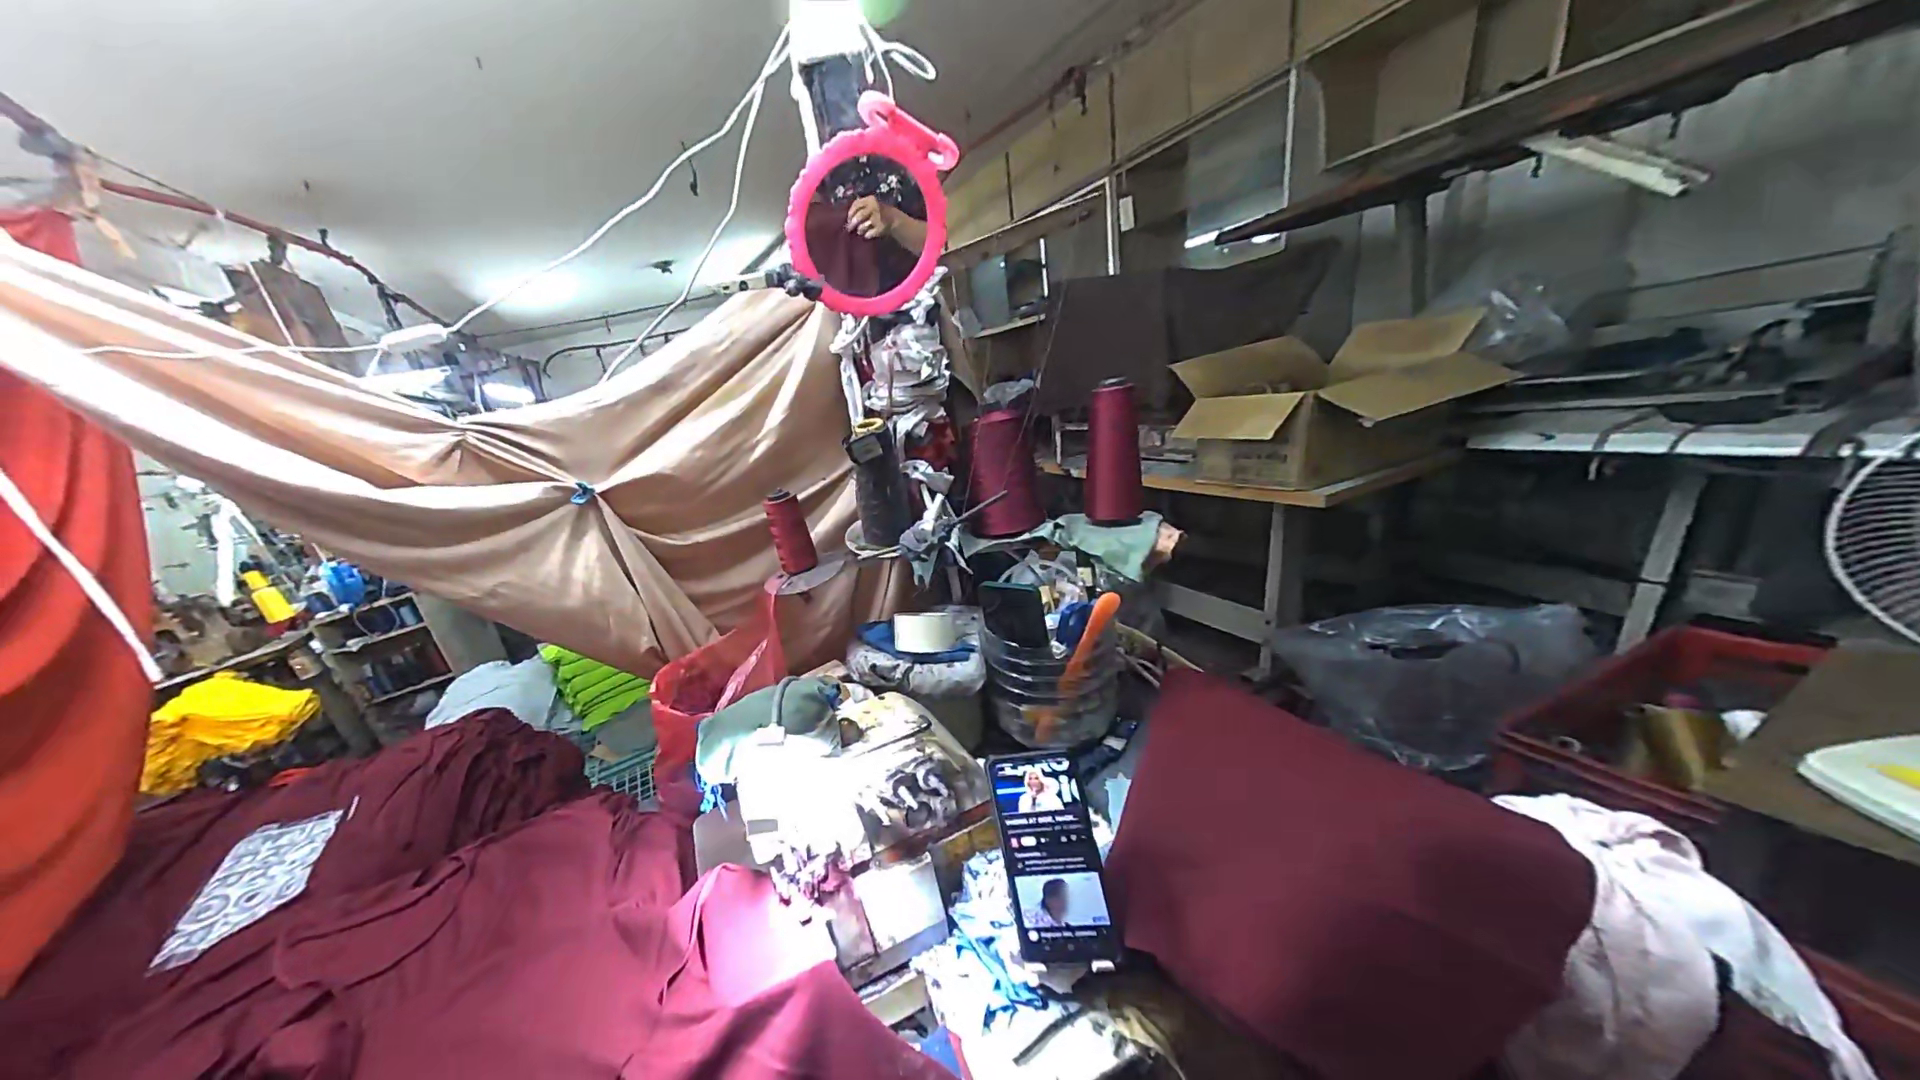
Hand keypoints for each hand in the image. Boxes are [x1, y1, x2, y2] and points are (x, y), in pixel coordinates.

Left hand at [847, 196, 892, 239]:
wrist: (894, 219)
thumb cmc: (877, 212)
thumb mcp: (869, 205)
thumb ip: (860, 207)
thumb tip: (848, 219)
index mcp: (870, 199)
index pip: (856, 204)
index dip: (851, 212)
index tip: (848, 219)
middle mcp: (874, 207)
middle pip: (860, 216)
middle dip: (853, 223)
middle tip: (849, 229)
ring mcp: (878, 218)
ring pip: (864, 225)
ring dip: (860, 229)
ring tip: (859, 231)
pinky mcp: (881, 228)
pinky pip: (870, 233)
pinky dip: (867, 235)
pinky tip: (867, 235)